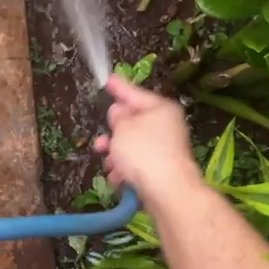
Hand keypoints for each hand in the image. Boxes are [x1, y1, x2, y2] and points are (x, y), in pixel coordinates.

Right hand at [92, 75, 202, 209]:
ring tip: (110, 166)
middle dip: (113, 135)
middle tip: (102, 142)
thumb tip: (119, 111)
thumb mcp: (123, 128)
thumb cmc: (143, 152)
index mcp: (160, 108)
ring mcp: (164, 147)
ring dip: (116, 156)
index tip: (108, 79)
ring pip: (130, 146)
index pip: (134, 93)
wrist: (166, 188)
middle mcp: (165, 125)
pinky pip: (136, 163)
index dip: (118, 87)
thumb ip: (118, 117)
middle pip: (131, 123)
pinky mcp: (160, 167)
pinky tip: (119, 178)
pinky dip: (125, 169)